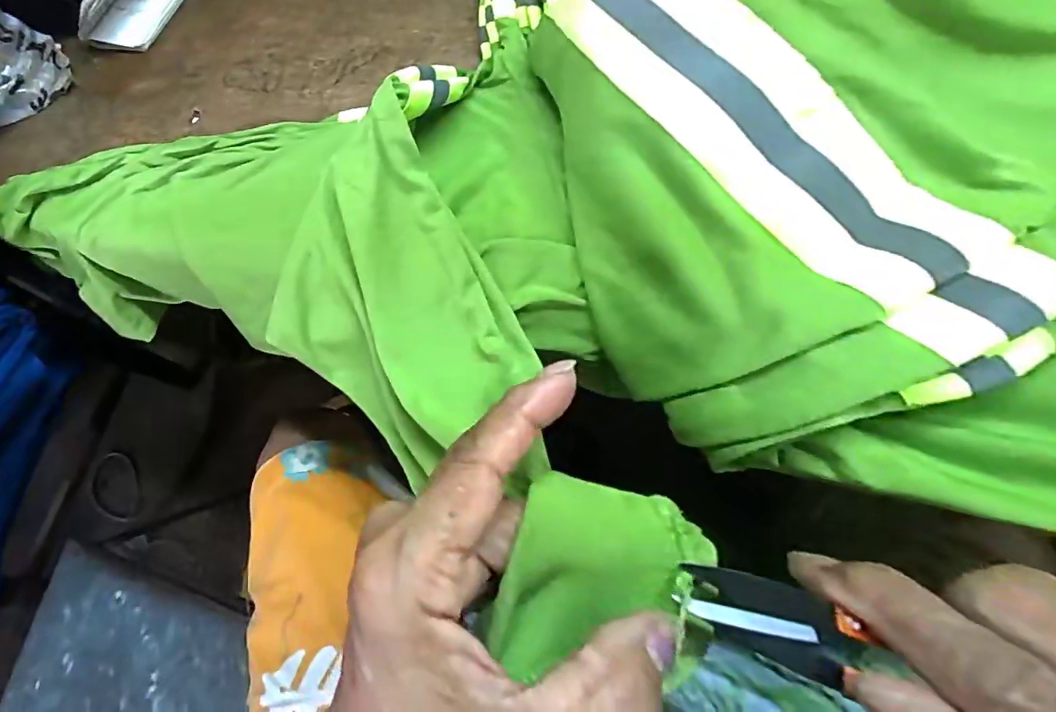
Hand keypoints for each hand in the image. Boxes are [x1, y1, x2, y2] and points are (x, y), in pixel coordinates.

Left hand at [330, 362, 676, 710]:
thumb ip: (602, 681)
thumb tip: (663, 621)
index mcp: (405, 570)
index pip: (472, 469)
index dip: (521, 415)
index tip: (564, 374)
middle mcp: (392, 546)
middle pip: (479, 490)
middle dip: (538, 482)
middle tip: (594, 480)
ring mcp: (394, 560)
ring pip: (477, 518)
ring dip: (530, 532)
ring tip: (583, 554)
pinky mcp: (403, 579)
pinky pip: (468, 542)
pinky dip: (511, 550)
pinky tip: (547, 568)